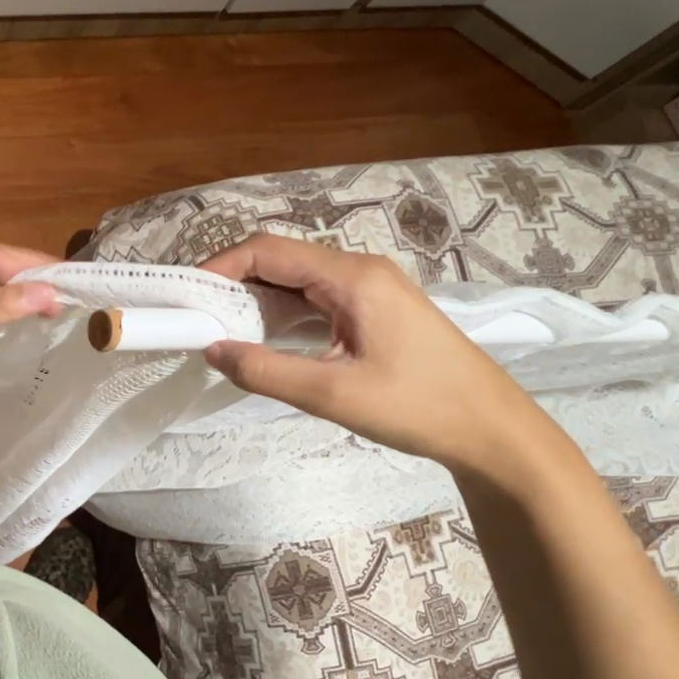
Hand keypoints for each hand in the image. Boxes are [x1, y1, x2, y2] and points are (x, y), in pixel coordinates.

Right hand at [198, 233, 551, 474]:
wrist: (491, 428)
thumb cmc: (416, 406)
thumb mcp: (331, 395)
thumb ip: (265, 371)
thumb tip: (212, 350)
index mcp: (352, 278)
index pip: (268, 250)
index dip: (221, 266)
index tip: (187, 297)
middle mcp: (361, 269)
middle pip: (280, 257)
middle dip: (232, 281)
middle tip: (198, 317)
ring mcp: (372, 286)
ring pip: (296, 276)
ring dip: (255, 297)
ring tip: (222, 329)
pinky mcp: (376, 307)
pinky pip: (315, 294)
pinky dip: (280, 309)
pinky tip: (266, 337)